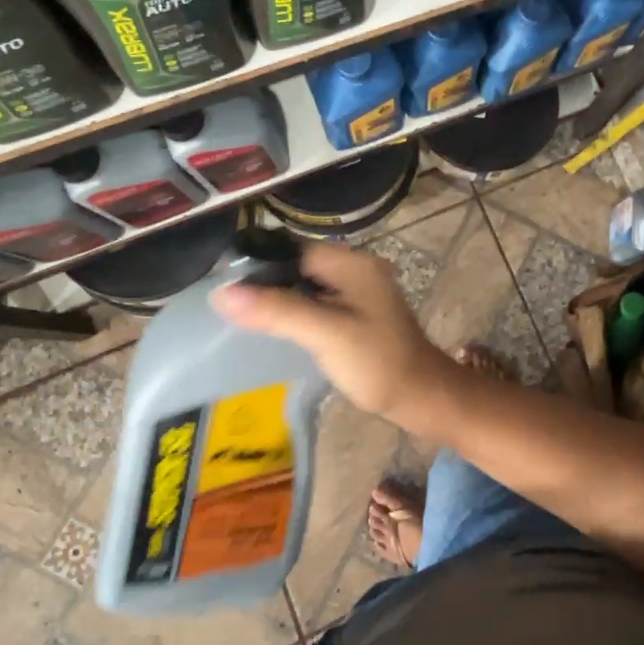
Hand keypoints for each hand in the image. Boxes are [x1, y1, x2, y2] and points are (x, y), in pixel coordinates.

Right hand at [211, 241, 457, 419]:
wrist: (421, 396)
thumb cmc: (376, 362)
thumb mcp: (325, 333)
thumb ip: (277, 310)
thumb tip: (222, 292)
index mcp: (352, 262)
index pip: (294, 248)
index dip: (259, 261)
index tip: (222, 280)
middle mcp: (357, 268)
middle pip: (299, 263)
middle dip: (266, 279)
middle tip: (226, 302)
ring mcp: (359, 291)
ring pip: (307, 283)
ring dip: (279, 295)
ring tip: (241, 315)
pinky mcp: (357, 313)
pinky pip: (318, 301)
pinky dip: (296, 309)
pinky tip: (275, 327)